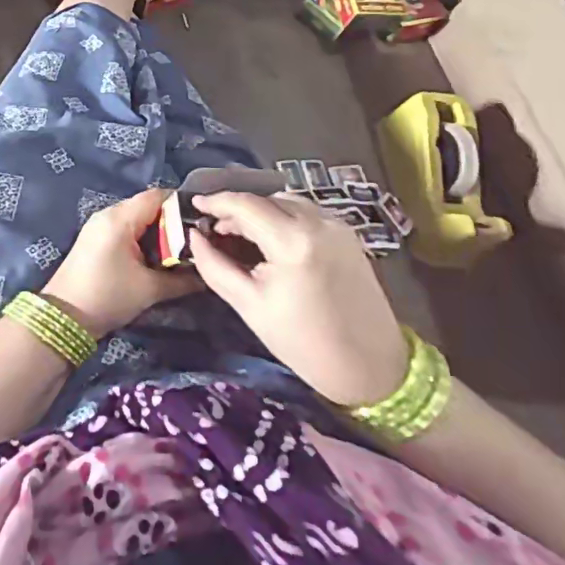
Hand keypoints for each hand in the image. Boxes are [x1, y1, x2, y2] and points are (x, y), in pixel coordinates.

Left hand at [42, 189, 199, 336]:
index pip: (157, 196)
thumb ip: (182, 280)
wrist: (64, 317)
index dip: (182, 205)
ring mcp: (99, 226)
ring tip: (181, 251)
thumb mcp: (150, 289)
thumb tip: (207, 275)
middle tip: (196, 241)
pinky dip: (142, 240)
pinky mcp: (95, 240)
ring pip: (137, 219)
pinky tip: (157, 258)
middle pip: (148, 207)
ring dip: (158, 233)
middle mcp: (108, 215)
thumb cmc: (108, 296)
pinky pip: (125, 230)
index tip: (202, 223)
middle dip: (172, 222)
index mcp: (119, 218)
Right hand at [189, 193, 408, 407]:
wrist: (370, 366)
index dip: (216, 201)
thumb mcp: (249, 305)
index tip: (194, 204)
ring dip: (260, 211)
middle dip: (236, 209)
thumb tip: (194, 237)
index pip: (245, 204)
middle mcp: (318, 222)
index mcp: (292, 241)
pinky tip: (270, 239)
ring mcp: (337, 225)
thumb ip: (215, 266)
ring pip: (286, 202)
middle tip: (213, 228)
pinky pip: (306, 212)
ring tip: (239, 234)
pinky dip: (282, 217)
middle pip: (265, 199)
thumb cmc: (303, 342)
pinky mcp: (348, 234)